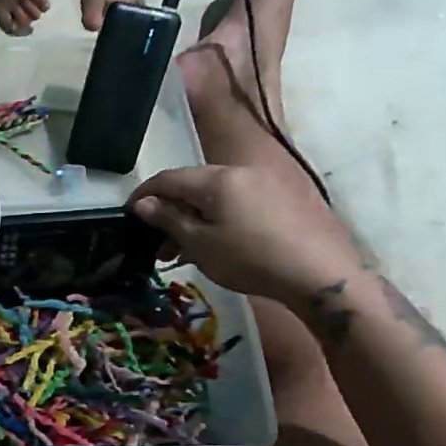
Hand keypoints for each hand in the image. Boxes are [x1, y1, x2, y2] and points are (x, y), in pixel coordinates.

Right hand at [130, 163, 362, 305]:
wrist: (316, 273)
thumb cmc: (249, 258)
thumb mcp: (200, 243)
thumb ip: (169, 219)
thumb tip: (143, 203)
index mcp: (217, 179)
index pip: (168, 178)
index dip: (144, 194)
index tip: (128, 215)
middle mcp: (240, 171)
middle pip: (192, 186)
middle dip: (169, 212)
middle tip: (158, 246)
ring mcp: (263, 183)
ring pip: (214, 196)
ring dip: (192, 219)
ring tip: (183, 252)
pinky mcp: (280, 199)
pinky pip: (235, 202)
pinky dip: (216, 219)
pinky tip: (214, 245)